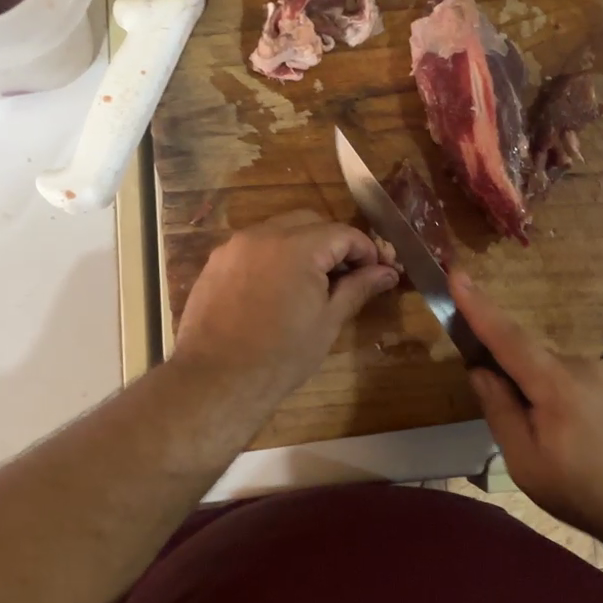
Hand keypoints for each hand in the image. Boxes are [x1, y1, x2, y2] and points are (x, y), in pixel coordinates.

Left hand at [174, 210, 399, 402]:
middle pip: (309, 223)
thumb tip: (387, 273)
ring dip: (302, 247)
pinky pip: (253, 248)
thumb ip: (357, 288)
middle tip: (347, 277)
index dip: (366, 251)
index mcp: (296, 246)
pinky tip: (278, 290)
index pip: (342, 233)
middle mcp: (263, 235)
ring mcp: (234, 247)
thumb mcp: (328, 321)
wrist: (217, 379)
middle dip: (333, 244)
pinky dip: (273, 257)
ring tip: (312, 284)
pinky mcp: (215, 263)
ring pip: (279, 230)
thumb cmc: (282, 355)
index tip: (377, 273)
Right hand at [452, 270, 602, 539]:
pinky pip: (573, 386)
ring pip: (551, 377)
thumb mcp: (527, 462)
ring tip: (554, 453)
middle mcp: (580, 367)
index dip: (478, 307)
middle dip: (509, 383)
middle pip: (527, 360)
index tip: (456, 274)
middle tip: (516, 435)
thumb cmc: (587, 491)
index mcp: (554, 382)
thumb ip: (500, 411)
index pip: (507, 336)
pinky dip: (560, 406)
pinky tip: (576, 447)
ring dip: (537, 400)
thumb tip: (480, 371)